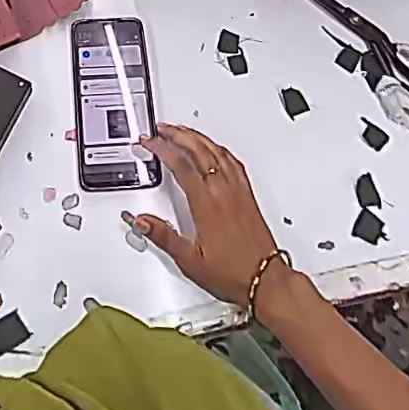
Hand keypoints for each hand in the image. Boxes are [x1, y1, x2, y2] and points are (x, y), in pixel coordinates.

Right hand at [130, 123, 283, 307]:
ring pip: (216, 151)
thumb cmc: (233, 272)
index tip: (150, 142)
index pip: (181, 165)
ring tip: (183, 131)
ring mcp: (237, 190)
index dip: (162, 149)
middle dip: (178, 134)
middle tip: (162, 129)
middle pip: (199, 150)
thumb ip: (164, 237)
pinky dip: (218, 148)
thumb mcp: (189, 260)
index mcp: (207, 204)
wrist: (266, 280)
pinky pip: (232, 161)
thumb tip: (142, 221)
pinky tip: (213, 148)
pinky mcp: (247, 194)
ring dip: (197, 137)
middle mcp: (223, 192)